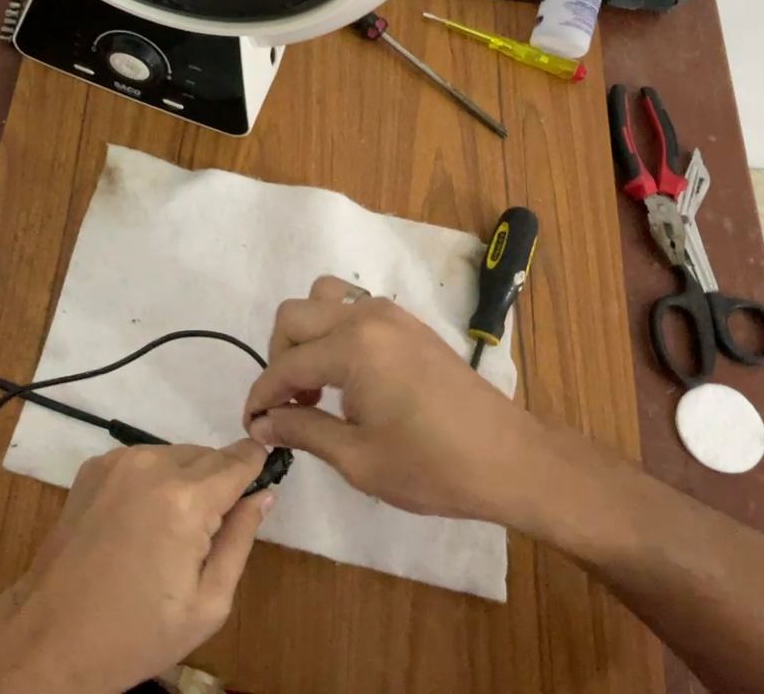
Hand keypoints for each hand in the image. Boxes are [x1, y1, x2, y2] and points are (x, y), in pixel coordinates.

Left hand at [0, 441, 274, 693]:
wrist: (52, 636)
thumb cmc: (137, 632)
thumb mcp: (208, 602)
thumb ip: (241, 538)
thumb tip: (264, 493)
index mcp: (186, 500)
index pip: (240, 459)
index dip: (257, 466)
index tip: (264, 480)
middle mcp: (152, 465)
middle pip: (209, 455)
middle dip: (220, 482)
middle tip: (210, 532)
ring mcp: (118, 462)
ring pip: (176, 455)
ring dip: (187, 480)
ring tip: (172, 532)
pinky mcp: (94, 467)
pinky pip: (144, 461)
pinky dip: (154, 481)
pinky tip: (141, 522)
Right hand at [243, 276, 562, 531]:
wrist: (511, 460)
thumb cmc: (433, 466)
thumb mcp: (358, 459)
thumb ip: (302, 431)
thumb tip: (261, 422)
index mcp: (353, 347)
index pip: (286, 363)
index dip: (261, 396)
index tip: (252, 425)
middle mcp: (367, 317)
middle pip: (295, 315)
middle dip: (280, 358)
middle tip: (290, 405)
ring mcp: (391, 315)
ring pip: (323, 298)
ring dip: (307, 334)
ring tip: (317, 382)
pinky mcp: (409, 324)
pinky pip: (353, 307)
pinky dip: (335, 331)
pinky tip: (347, 376)